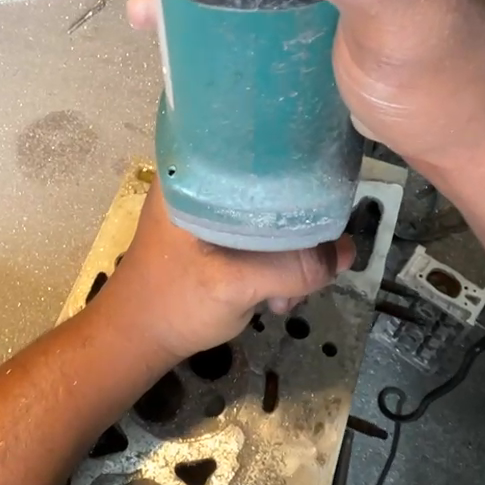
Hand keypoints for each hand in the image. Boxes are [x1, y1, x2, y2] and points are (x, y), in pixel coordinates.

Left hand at [95, 182, 351, 362]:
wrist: (138, 340)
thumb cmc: (172, 303)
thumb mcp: (234, 285)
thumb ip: (291, 268)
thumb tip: (346, 250)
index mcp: (192, 172)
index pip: (252, 144)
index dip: (292, 160)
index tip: (325, 183)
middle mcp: (202, 180)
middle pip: (269, 184)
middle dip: (297, 227)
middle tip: (307, 267)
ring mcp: (211, 208)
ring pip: (270, 214)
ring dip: (290, 253)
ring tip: (286, 295)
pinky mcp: (219, 234)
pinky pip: (262, 236)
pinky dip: (276, 263)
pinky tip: (277, 295)